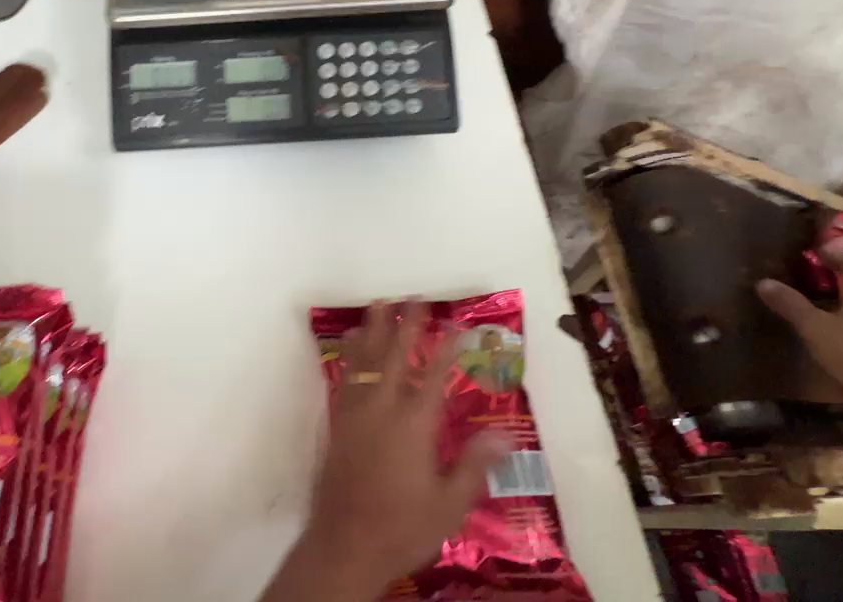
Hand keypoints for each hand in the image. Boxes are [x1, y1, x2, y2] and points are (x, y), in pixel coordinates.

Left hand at [299, 300, 509, 594]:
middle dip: (406, 324)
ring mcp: (356, 413)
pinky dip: (349, 354)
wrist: (345, 545)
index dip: (447, 347)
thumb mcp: (449, 504)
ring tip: (378, 304)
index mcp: (414, 425)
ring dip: (373, 329)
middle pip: (394, 356)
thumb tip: (505, 433)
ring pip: (364, 359)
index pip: (434, 375)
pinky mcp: (338, 423)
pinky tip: (349, 342)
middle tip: (413, 297)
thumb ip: (474, 464)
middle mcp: (383, 409)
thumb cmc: (403, 527)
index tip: (458, 323)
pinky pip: (344, 377)